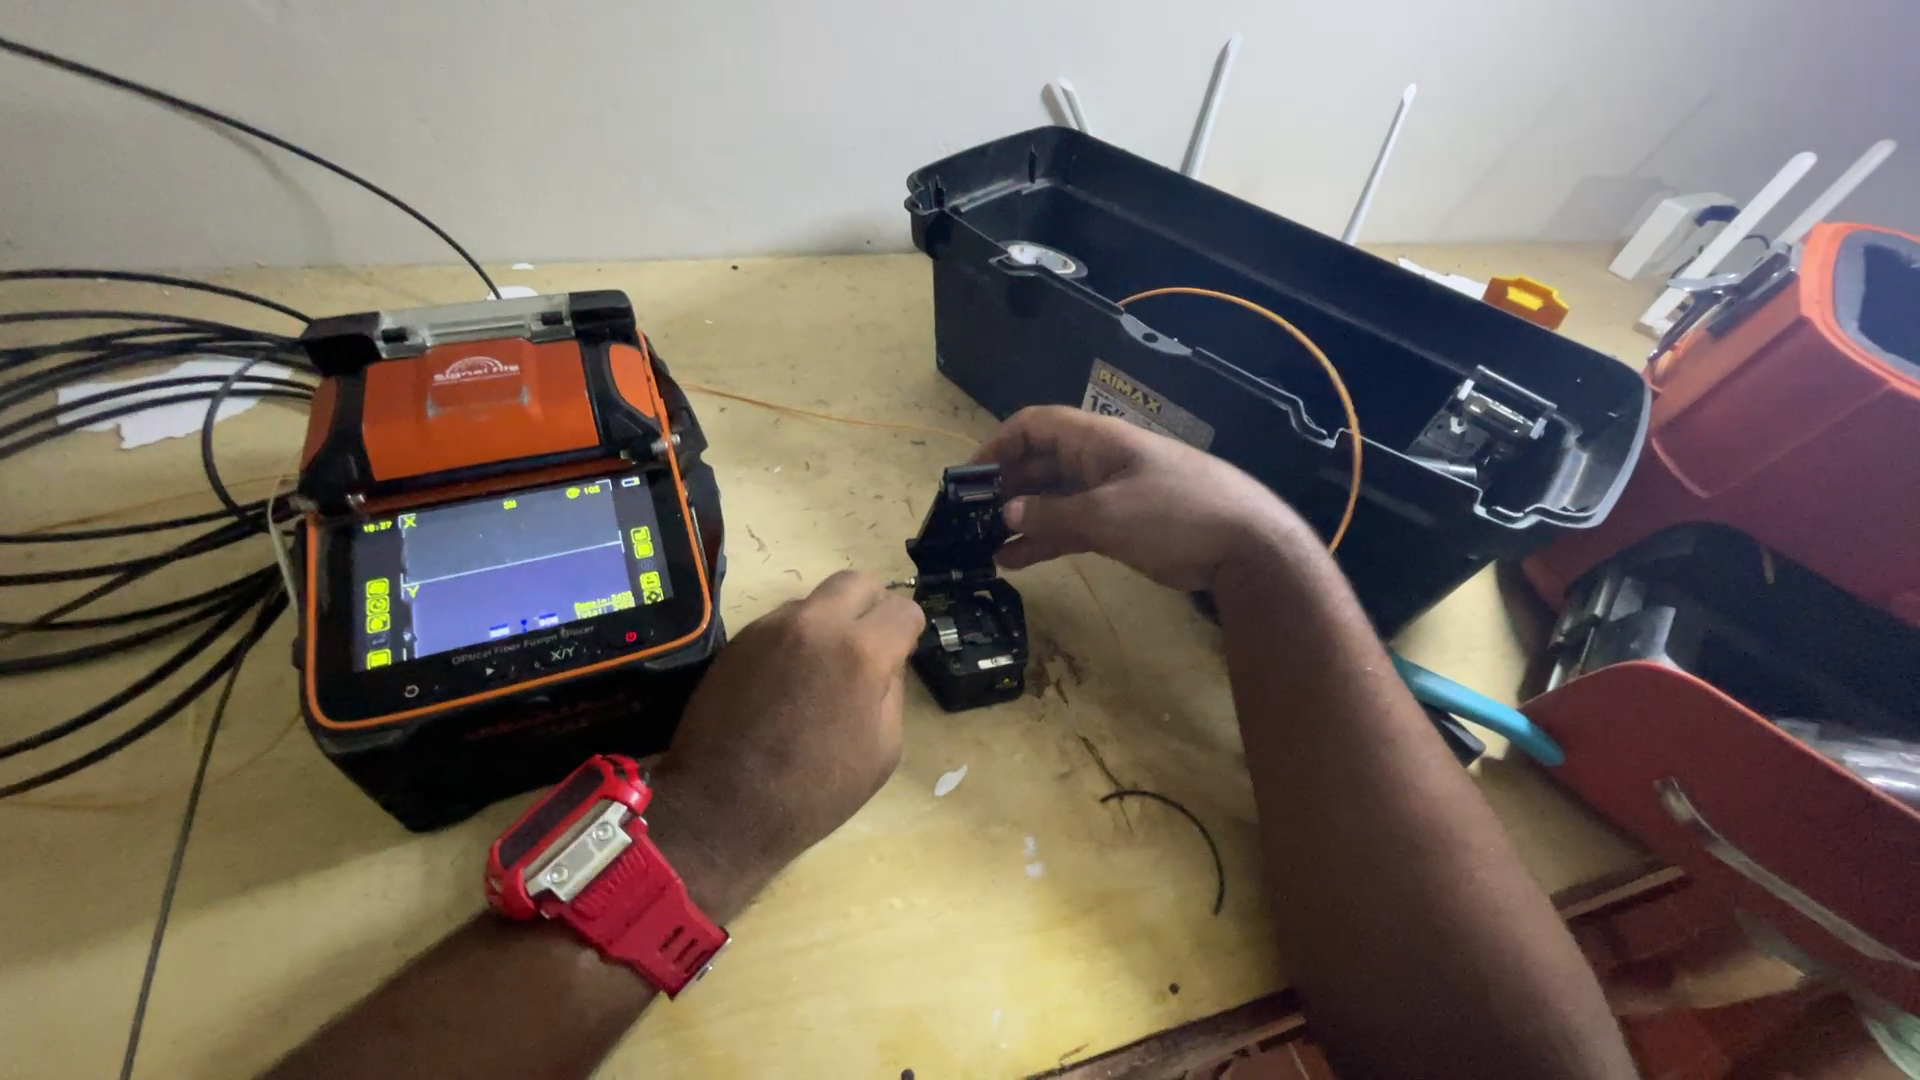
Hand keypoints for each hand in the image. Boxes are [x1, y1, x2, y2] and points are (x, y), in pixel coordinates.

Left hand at [646, 571, 924, 918]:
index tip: (903, 651)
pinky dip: (797, 638)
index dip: (910, 630)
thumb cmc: (814, 791)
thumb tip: (887, 660)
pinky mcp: (740, 640)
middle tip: (870, 645)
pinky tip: (789, 680)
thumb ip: (891, 690)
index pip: (903, 609)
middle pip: (858, 582)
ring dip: (831, 622)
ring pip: (817, 600)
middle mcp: (816, 624)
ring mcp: (772, 627)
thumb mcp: (882, 750)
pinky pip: (782, 622)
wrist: (721, 809)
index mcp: (860, 651)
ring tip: (823, 669)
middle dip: (873, 606)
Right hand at [971, 406, 1310, 591]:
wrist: (1245, 544)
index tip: (969, 476)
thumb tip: (1006, 511)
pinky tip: (1012, 560)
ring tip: (983, 543)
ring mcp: (1107, 494)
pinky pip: (1069, 526)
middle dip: (1003, 486)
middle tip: (969, 517)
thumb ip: (1053, 514)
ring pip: (1051, 499)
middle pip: (1038, 464)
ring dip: (1019, 517)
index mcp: (1095, 440)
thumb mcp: (1108, 514)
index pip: (1034, 427)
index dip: (998, 446)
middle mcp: (1097, 461)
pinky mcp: (1118, 524)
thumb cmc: (1176, 513)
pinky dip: (1043, 540)